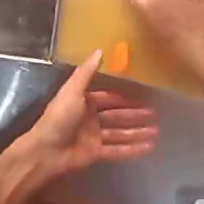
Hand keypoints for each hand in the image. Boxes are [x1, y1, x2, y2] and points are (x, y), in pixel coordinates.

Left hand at [14, 52, 159, 178]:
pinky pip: (118, 150)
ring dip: (137, 132)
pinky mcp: (95, 154)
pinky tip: (150, 147)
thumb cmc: (59, 118)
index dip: (124, 97)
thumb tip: (100, 50)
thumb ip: (87, 72)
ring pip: (119, 133)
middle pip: (116, 116)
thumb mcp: (72, 91)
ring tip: (157, 132)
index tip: (144, 96)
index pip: (108, 98)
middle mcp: (89, 118)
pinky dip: (133, 149)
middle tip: (156, 114)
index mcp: (82, 102)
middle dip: (135, 115)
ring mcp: (92, 137)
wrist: (46, 151)